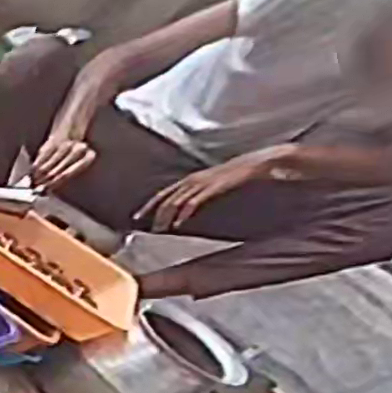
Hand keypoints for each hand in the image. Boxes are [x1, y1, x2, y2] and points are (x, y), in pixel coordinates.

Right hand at [29, 130, 97, 191]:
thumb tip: (47, 188)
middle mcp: (79, 150)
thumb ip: (64, 173)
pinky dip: (35, 166)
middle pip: (57, 171)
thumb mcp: (73, 160)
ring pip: (48, 166)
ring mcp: (66, 145)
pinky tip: (31, 171)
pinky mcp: (54, 142)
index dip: (54, 183)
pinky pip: (42, 158)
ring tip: (32, 181)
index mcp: (88, 157)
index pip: (68, 174)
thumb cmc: (71, 149)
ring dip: (38, 176)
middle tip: (35, 188)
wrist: (72, 127)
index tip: (44, 190)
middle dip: (44, 181)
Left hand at [135, 147, 288, 230]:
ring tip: (162, 230)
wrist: (256, 162)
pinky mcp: (213, 187)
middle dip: (156, 216)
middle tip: (152, 230)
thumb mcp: (207, 181)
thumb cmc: (232, 174)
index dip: (147, 207)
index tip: (136, 218)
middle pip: (165, 201)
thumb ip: (193, 190)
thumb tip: (181, 205)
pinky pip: (193, 202)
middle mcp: (190, 181)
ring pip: (175, 203)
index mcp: (187, 180)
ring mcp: (201, 184)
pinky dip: (183, 214)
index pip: (160, 195)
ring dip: (166, 218)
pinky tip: (179, 223)